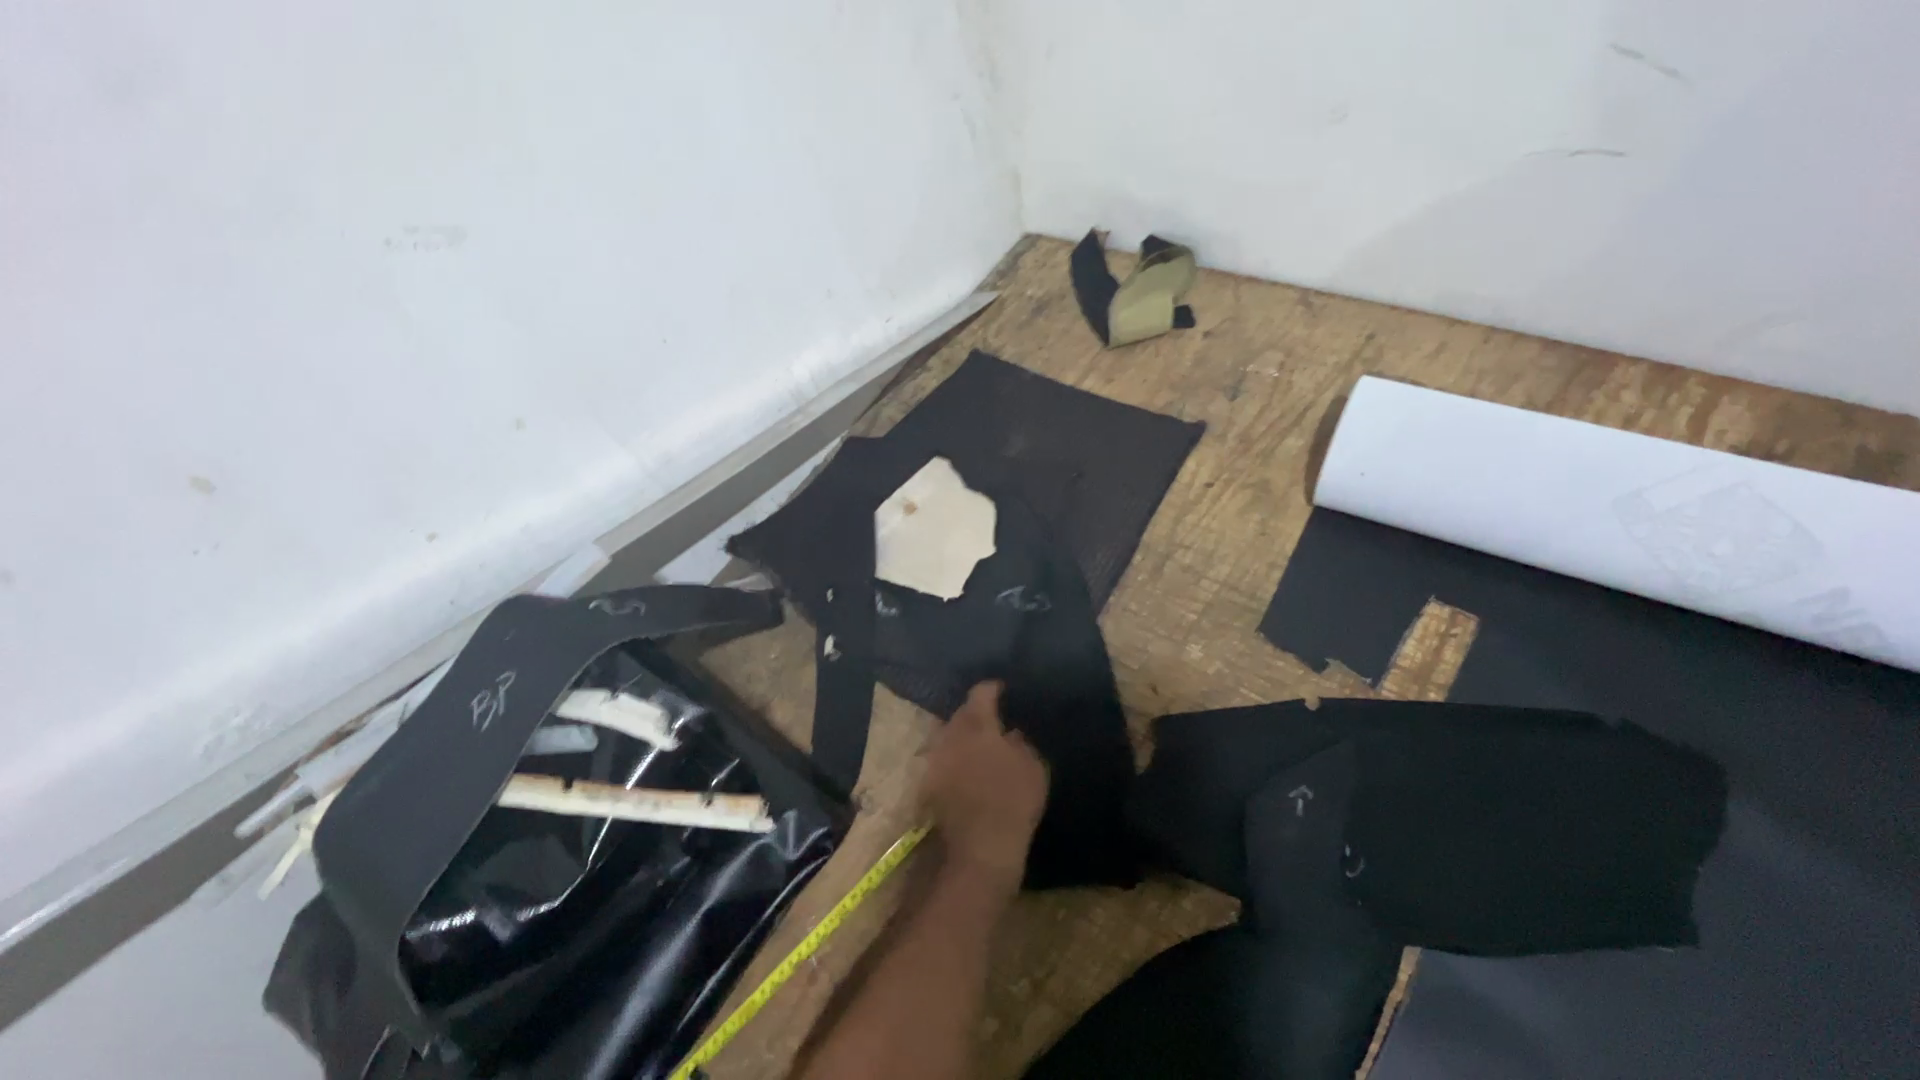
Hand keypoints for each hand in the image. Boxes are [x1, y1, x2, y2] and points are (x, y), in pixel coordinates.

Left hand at [922, 682, 1047, 896]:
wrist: (981, 847)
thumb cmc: (1014, 801)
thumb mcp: (1033, 767)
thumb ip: (1021, 743)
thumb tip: (1011, 734)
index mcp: (977, 725)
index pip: (980, 694)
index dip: (992, 689)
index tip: (1002, 690)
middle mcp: (950, 736)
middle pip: (960, 715)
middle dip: (974, 714)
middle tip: (991, 720)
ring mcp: (935, 761)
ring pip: (948, 738)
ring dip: (961, 738)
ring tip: (978, 745)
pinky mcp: (927, 785)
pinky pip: (942, 762)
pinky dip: (954, 761)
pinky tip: (966, 770)